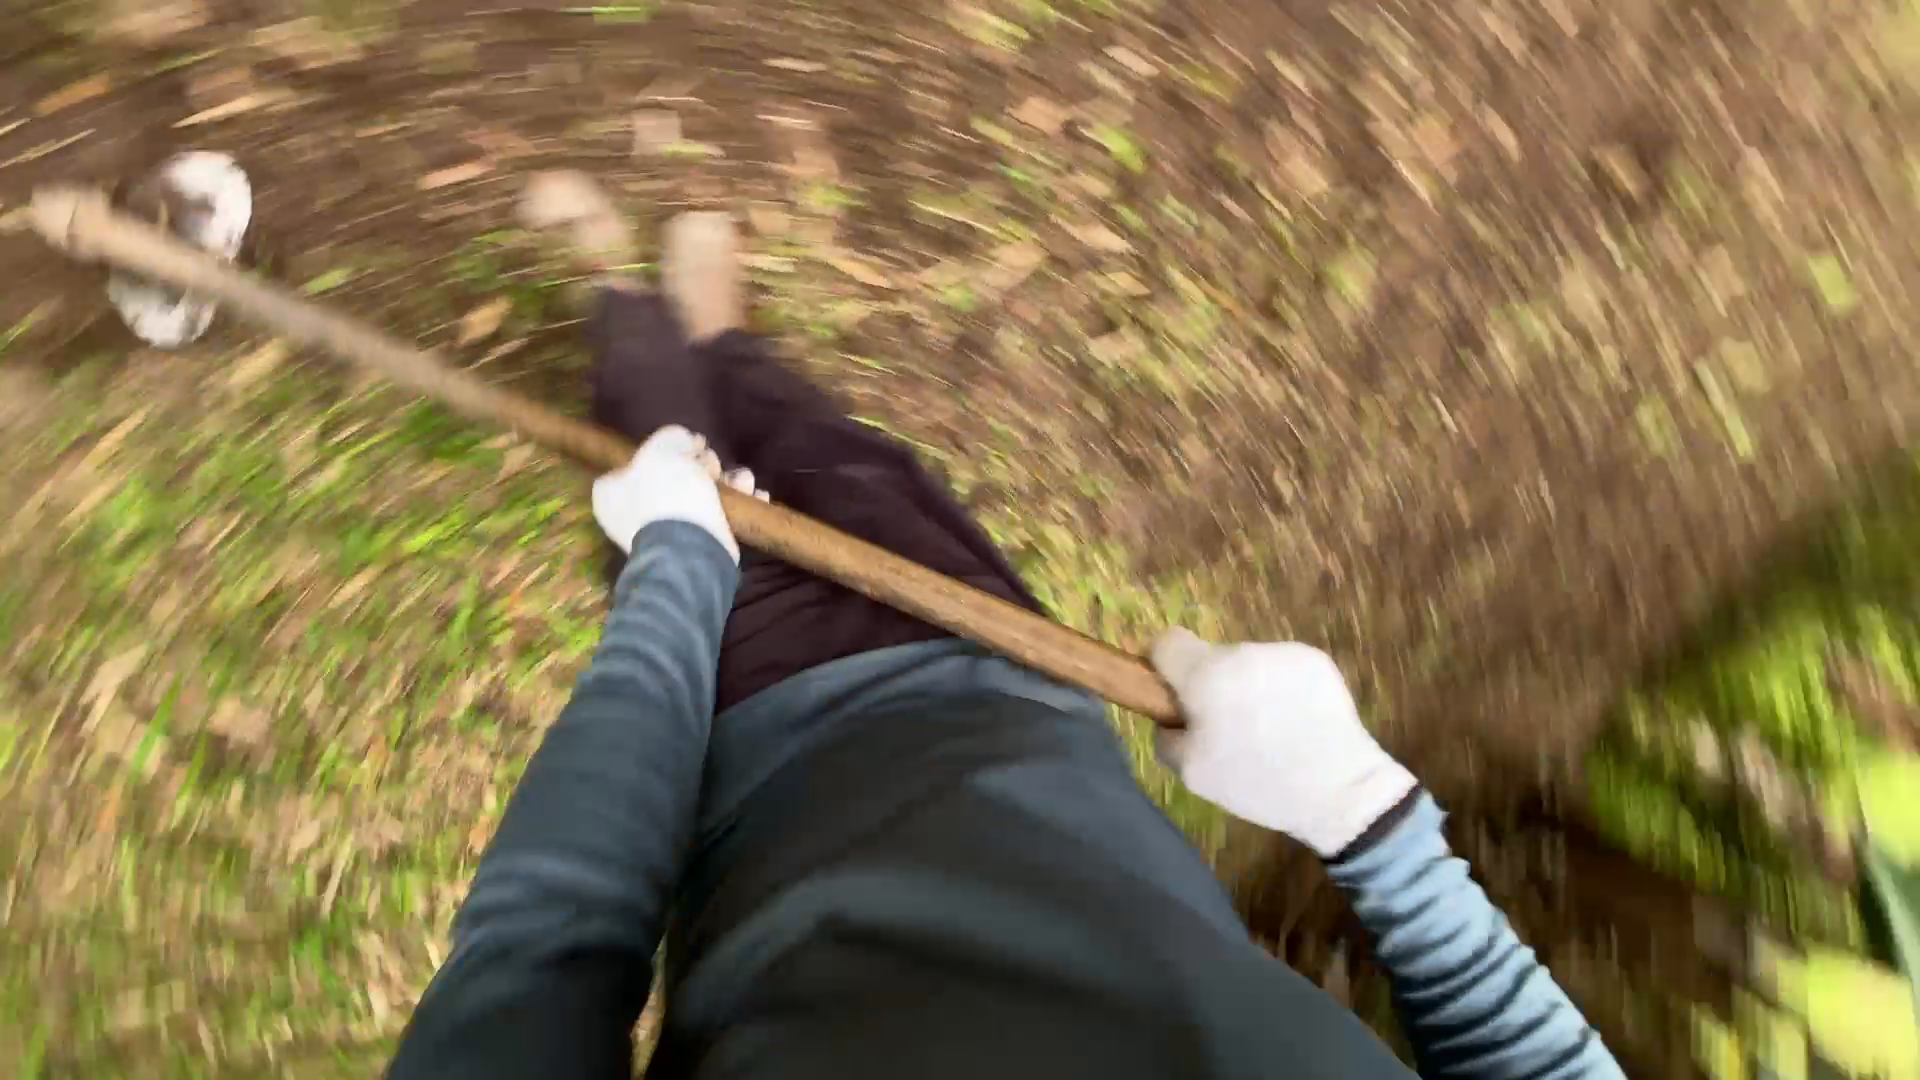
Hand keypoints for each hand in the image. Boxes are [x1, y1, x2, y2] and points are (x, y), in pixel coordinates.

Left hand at [593, 426, 749, 561]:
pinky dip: (735, 506)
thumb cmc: (669, 497)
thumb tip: (687, 441)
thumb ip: (672, 438)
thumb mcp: (664, 451)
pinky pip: (715, 517)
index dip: (668, 449)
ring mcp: (665, 531)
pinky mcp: (694, 544)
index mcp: (613, 490)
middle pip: (674, 477)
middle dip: (705, 467)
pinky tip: (755, 496)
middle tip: (715, 466)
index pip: (638, 460)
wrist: (690, 552)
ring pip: (700, 496)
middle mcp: (634, 512)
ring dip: (727, 484)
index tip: (693, 447)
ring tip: (745, 480)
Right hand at [1151, 629, 1416, 857]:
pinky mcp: (1314, 659)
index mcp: (1205, 675)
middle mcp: (1241, 652)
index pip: (1166, 642)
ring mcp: (1281, 652)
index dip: (1161, 664)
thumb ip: (1165, 735)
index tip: (1171, 692)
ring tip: (1265, 726)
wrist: (1340, 791)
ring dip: (1243, 684)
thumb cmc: (1257, 784)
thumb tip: (1169, 716)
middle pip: (1207, 656)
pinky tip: (1292, 719)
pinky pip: (1277, 666)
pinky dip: (1277, 686)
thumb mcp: (1190, 773)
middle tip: (1224, 724)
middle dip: (1208, 682)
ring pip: (1244, 662)